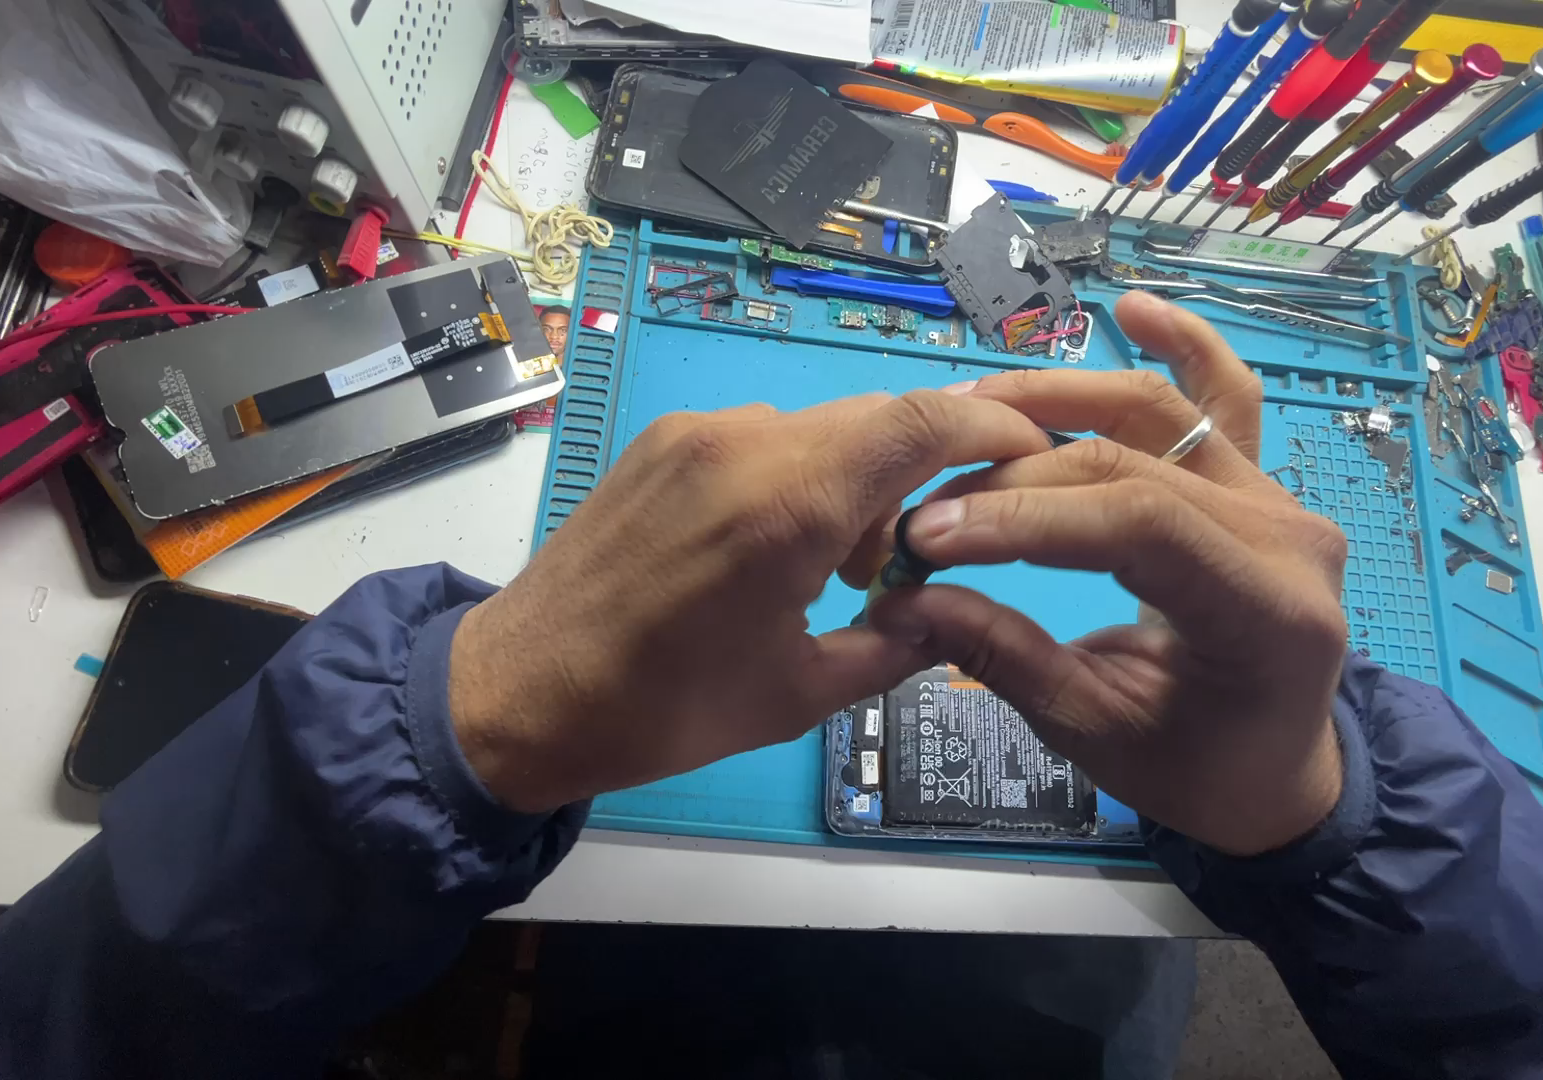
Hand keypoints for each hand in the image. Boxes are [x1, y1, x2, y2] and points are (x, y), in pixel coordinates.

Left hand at [451, 392, 1053, 813]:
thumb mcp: (801, 692)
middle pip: (873, 420)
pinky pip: (760, 437)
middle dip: (915, 475)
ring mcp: (694, 431)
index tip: (1021, 456)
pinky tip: (767, 542)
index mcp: (788, 504)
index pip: (920, 422)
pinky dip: (795, 475)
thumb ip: (899, 643)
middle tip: (905, 556)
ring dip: (851, 481)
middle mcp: (744, 440)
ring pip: (817, 429)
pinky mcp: (659, 441)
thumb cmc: (665, 708)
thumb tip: (956, 609)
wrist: (521, 691)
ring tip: (827, 566)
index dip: (987, 429)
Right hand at [866, 291, 1350, 855]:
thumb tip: (901, 602)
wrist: (1272, 772)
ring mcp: (1276, 497)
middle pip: (1129, 462)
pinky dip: (1183, 346)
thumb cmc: (1190, 766)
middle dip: (1012, 477)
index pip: (1135, 521)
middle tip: (925, 504)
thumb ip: (1000, 655)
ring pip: (1160, 411)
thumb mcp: (1089, 727)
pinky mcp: (1255, 485)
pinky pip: (1223, 401)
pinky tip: (1133, 309)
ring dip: (1060, 395)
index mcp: (1266, 609)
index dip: (1021, 516)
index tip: (925, 535)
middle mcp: (1285, 531)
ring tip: (974, 406)